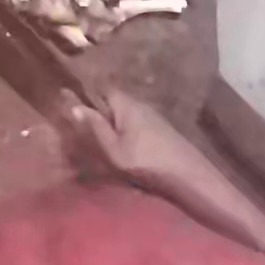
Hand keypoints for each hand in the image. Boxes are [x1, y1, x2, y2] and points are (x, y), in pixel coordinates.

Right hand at [68, 90, 223, 203]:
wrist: (190, 177)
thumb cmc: (146, 161)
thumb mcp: (114, 149)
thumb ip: (95, 127)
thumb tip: (74, 106)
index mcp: (126, 104)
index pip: (104, 88)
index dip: (90, 94)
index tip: (75, 104)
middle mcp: (140, 104)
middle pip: (116, 102)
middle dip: (102, 111)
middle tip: (87, 129)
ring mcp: (154, 117)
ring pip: (128, 114)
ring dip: (116, 124)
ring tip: (104, 141)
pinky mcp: (163, 131)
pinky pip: (138, 125)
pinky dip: (129, 133)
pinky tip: (127, 148)